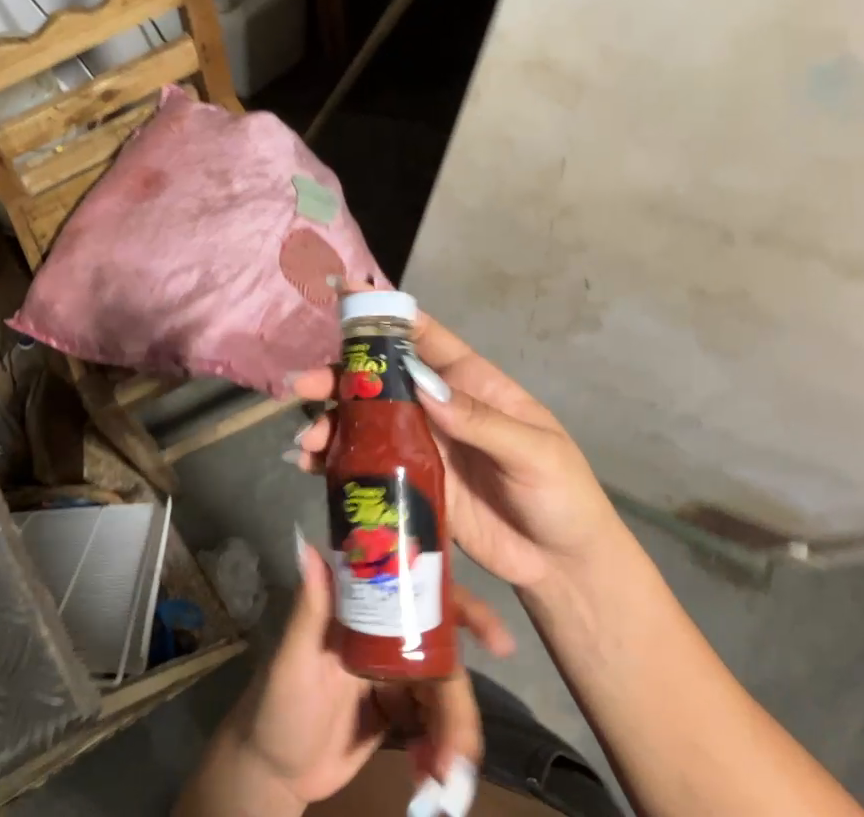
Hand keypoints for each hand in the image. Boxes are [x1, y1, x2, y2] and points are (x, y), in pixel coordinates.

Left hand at [218, 535, 513, 809]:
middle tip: (463, 751)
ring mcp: (392, 678)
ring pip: (444, 696)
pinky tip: (430, 775)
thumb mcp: (291, 660)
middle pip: (443, 659)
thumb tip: (309, 547)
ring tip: (445, 775)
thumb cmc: (275, 707)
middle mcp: (380, 640)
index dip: (461, 610)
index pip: (416, 598)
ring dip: (454, 736)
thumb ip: (309, 610)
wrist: (271, 770)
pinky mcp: (398, 712)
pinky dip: (442, 750)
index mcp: (358, 616)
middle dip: (461, 706)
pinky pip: (436, 725)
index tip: (498, 640)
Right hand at [290, 307, 621, 591]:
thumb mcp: (535, 453)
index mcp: (471, 385)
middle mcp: (435, 409)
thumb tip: (423, 386)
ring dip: (328, 424)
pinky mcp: (406, 484)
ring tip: (307, 443)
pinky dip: (333, 463)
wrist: (561, 565)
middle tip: (301, 386)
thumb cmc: (562, 497)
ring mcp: (418, 447)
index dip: (386, 316)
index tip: (346, 297)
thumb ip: (481, 420)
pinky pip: (363, 465)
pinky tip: (311, 467)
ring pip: (361, 422)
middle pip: (378, 380)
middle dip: (336, 377)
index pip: (424, 339)